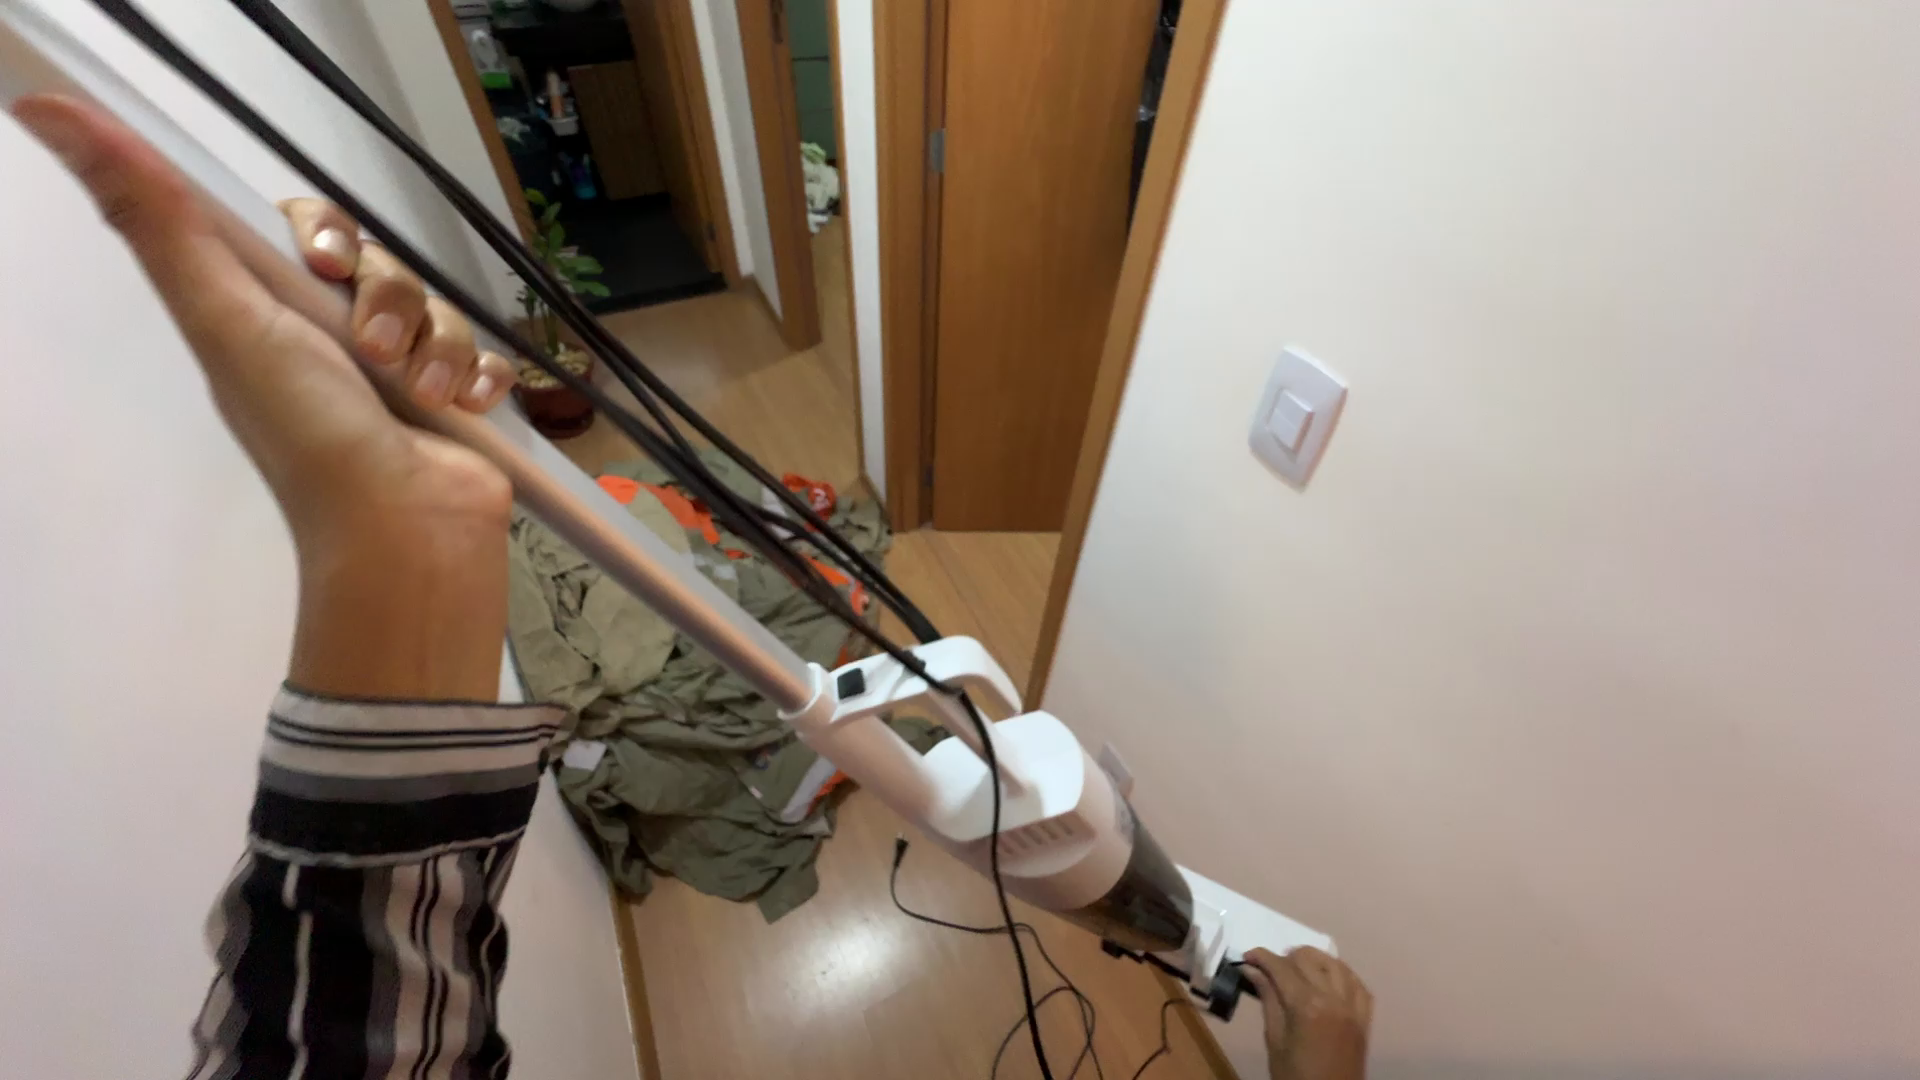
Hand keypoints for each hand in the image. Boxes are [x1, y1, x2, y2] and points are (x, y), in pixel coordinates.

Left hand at [15, 93, 519, 699]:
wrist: (404, 521)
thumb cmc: (312, 433)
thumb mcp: (230, 326)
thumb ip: (165, 227)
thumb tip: (51, 110)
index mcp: (279, 315)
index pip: (310, 232)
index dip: (329, 233)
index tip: (326, 266)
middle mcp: (345, 338)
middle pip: (389, 270)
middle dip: (394, 304)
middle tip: (377, 354)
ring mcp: (412, 373)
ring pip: (447, 315)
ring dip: (442, 352)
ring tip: (431, 399)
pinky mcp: (465, 402)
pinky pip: (491, 359)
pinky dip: (486, 379)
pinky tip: (473, 406)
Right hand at [1241, 947, 1372, 1079]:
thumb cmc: (1295, 1076)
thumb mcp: (1274, 1039)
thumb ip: (1267, 998)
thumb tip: (1251, 969)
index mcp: (1306, 1006)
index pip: (1280, 966)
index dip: (1260, 956)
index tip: (1247, 957)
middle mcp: (1332, 999)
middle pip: (1307, 958)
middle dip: (1284, 957)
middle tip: (1270, 970)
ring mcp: (1352, 1009)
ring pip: (1334, 964)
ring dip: (1314, 960)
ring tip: (1298, 969)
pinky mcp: (1364, 1020)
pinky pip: (1358, 985)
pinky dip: (1342, 975)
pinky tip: (1328, 979)